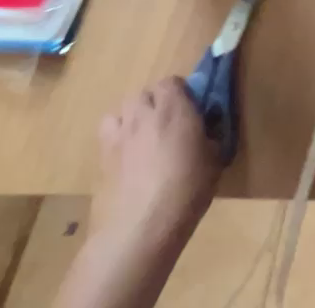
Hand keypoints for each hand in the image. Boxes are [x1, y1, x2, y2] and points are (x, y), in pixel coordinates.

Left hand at [88, 77, 221, 250]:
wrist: (137, 231)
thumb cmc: (185, 193)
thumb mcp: (214, 162)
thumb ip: (210, 138)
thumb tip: (206, 132)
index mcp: (175, 112)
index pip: (171, 82)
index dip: (181, 92)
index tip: (192, 108)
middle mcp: (143, 117)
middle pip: (142, 94)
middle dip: (154, 103)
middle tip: (168, 123)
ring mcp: (117, 139)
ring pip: (120, 112)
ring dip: (131, 118)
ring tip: (143, 137)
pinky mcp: (100, 161)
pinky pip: (107, 137)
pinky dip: (117, 140)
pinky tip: (128, 160)